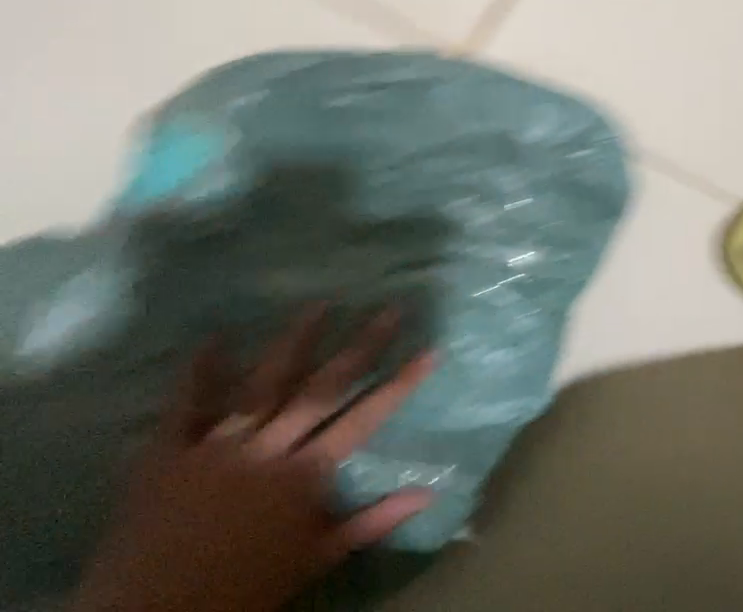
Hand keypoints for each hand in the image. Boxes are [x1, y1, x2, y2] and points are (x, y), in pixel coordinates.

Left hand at [72, 307, 437, 611]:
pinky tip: (215, 339)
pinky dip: (198, 373)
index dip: (402, 382)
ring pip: (262, 385)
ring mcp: (215, 448)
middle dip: (360, 347)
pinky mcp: (166, 456)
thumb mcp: (316, 559)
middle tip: (389, 310)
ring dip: (292, 343)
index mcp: (305, 474)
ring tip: (318, 304)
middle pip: (321, 389)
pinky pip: (183, 409)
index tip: (431, 349)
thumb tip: (432, 492)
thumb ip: (372, 521)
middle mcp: (267, 450)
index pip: (366, 417)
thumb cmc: (244, 588)